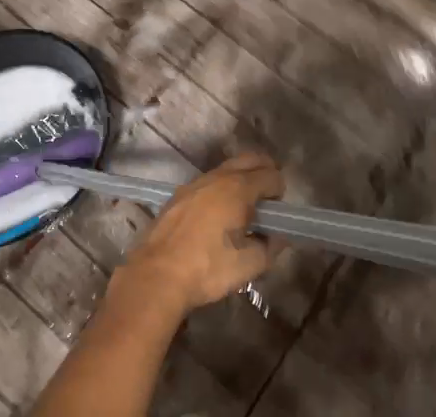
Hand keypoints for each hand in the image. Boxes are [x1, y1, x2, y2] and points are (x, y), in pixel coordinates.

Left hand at [117, 153, 284, 314]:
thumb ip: (270, 248)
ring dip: (240, 179)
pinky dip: (219, 189)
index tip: (279, 213)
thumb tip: (279, 238)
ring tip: (242, 209)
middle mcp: (217, 177)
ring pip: (225, 169)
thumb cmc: (207, 269)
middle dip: (264, 172)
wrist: (156, 276)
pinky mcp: (177, 196)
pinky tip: (216, 215)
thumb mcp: (249, 265)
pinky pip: (207, 183)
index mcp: (238, 188)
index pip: (270, 175)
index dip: (280, 191)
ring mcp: (194, 184)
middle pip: (249, 160)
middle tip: (268, 199)